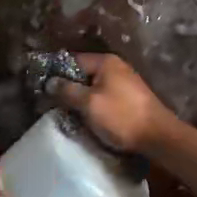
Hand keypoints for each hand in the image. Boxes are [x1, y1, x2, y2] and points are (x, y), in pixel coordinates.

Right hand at [45, 52, 177, 153]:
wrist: (157, 135)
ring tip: (62, 112)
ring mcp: (124, 82)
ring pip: (93, 87)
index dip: (55, 72)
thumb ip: (67, 90)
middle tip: (47, 102)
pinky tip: (83, 117)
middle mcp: (116, 67)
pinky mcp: (128, 98)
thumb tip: (49, 82)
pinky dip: (93, 105)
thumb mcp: (89, 103)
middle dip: (67, 87)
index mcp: (106, 62)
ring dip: (79, 99)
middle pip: (83, 74)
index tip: (39, 86)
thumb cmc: (121, 116)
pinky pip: (103, 97)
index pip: (73, 60)